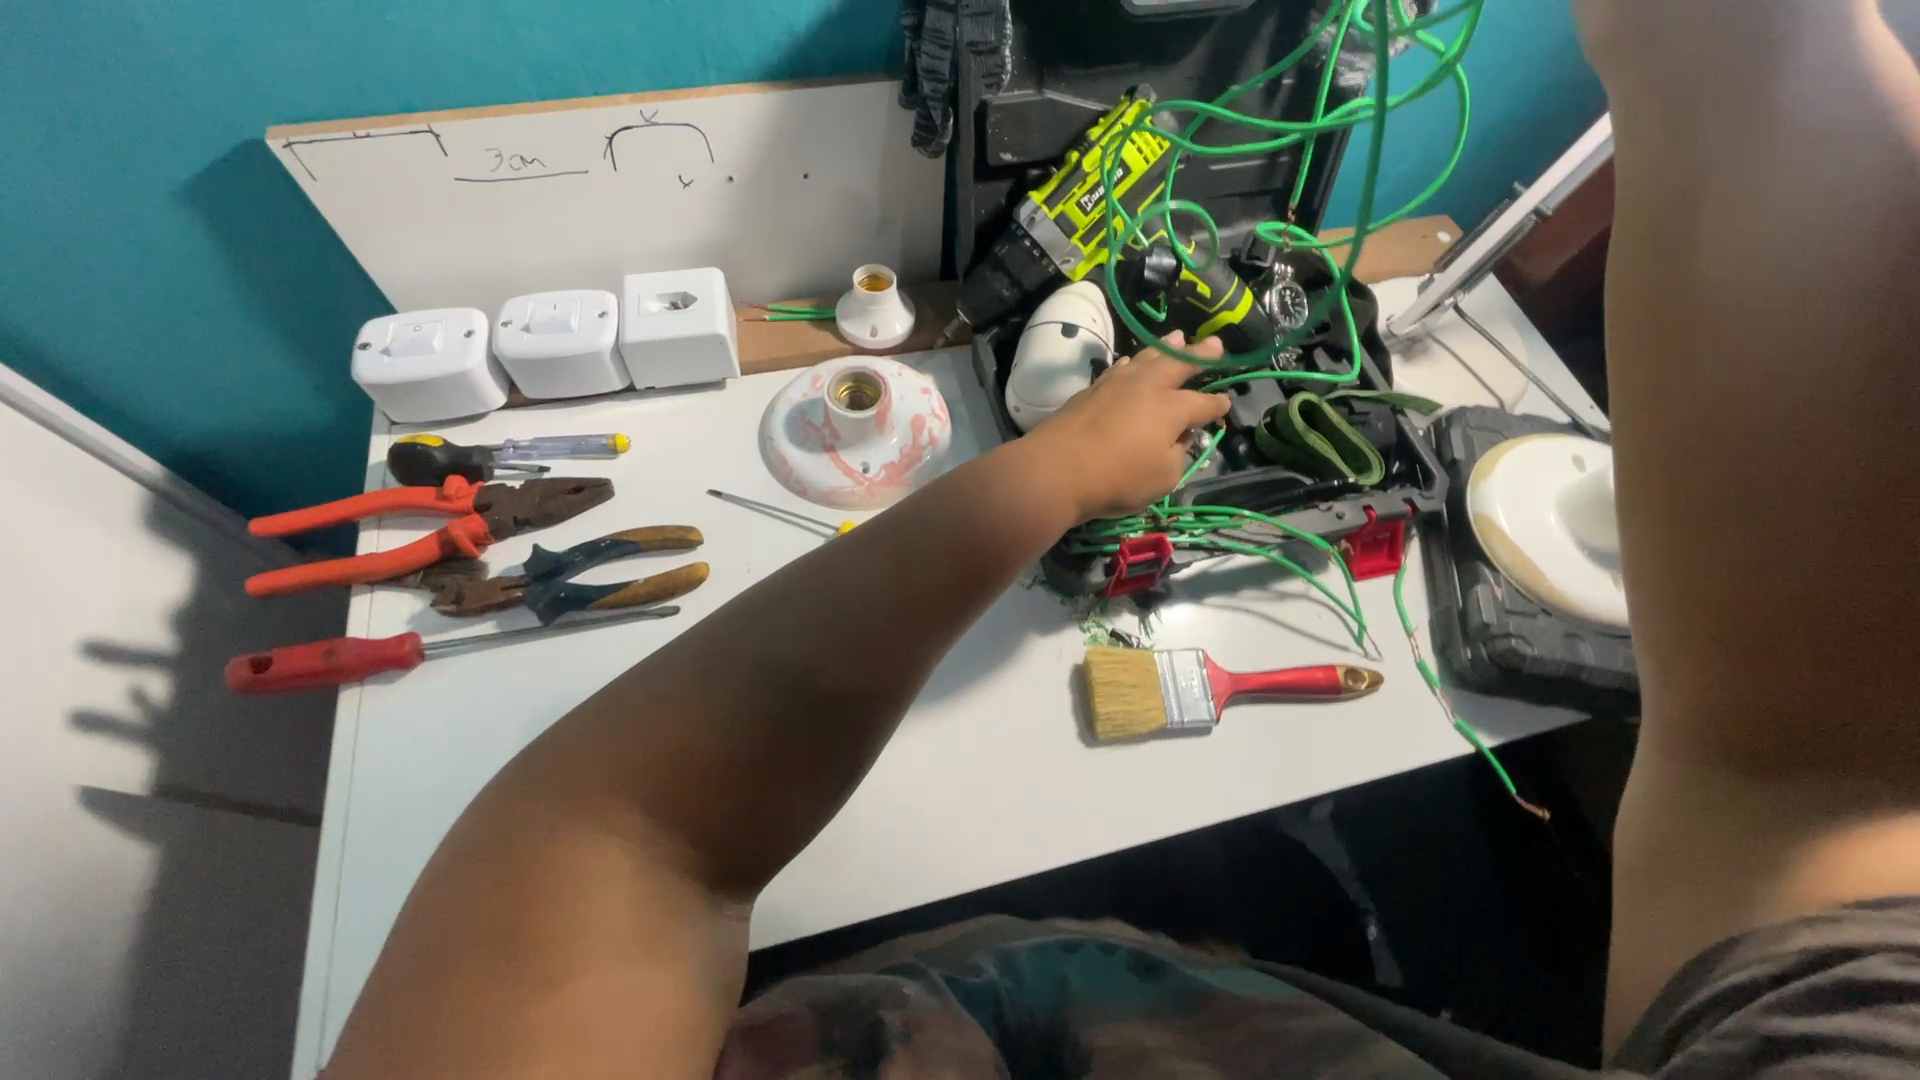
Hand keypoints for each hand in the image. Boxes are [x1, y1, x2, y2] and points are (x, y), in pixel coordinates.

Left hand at [1025, 332, 1231, 521]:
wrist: (1057, 469)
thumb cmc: (1117, 478)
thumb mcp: (1163, 478)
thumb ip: (1178, 455)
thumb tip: (1180, 438)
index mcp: (1172, 409)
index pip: (1203, 404)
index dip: (1216, 405)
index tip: (1225, 404)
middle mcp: (1147, 387)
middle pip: (1178, 364)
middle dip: (1199, 355)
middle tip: (1215, 344)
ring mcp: (1116, 385)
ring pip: (1147, 358)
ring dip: (1165, 348)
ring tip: (1178, 337)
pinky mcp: (1090, 390)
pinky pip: (1119, 368)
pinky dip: (1131, 363)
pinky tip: (1131, 361)